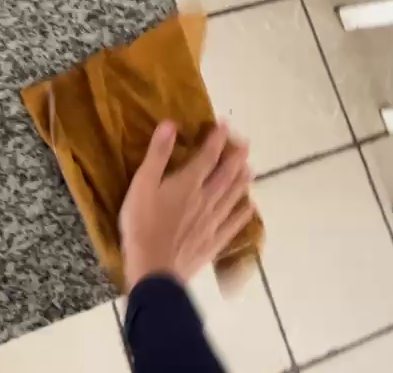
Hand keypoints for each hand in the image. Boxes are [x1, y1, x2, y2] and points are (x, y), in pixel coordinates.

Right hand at [119, 120, 254, 290]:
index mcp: (189, 184)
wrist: (154, 268)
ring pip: (233, 197)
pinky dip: (243, 213)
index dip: (216, 139)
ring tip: (250, 169)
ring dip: (242, 181)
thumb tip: (170, 124)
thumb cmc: (142, 223)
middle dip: (235, 158)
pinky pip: (234, 224)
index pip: (207, 156)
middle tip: (245, 144)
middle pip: (226, 176)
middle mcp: (206, 200)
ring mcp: (213, 223)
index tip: (224, 124)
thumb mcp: (142, 183)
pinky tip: (250, 207)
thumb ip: (157, 154)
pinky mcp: (214, 242)